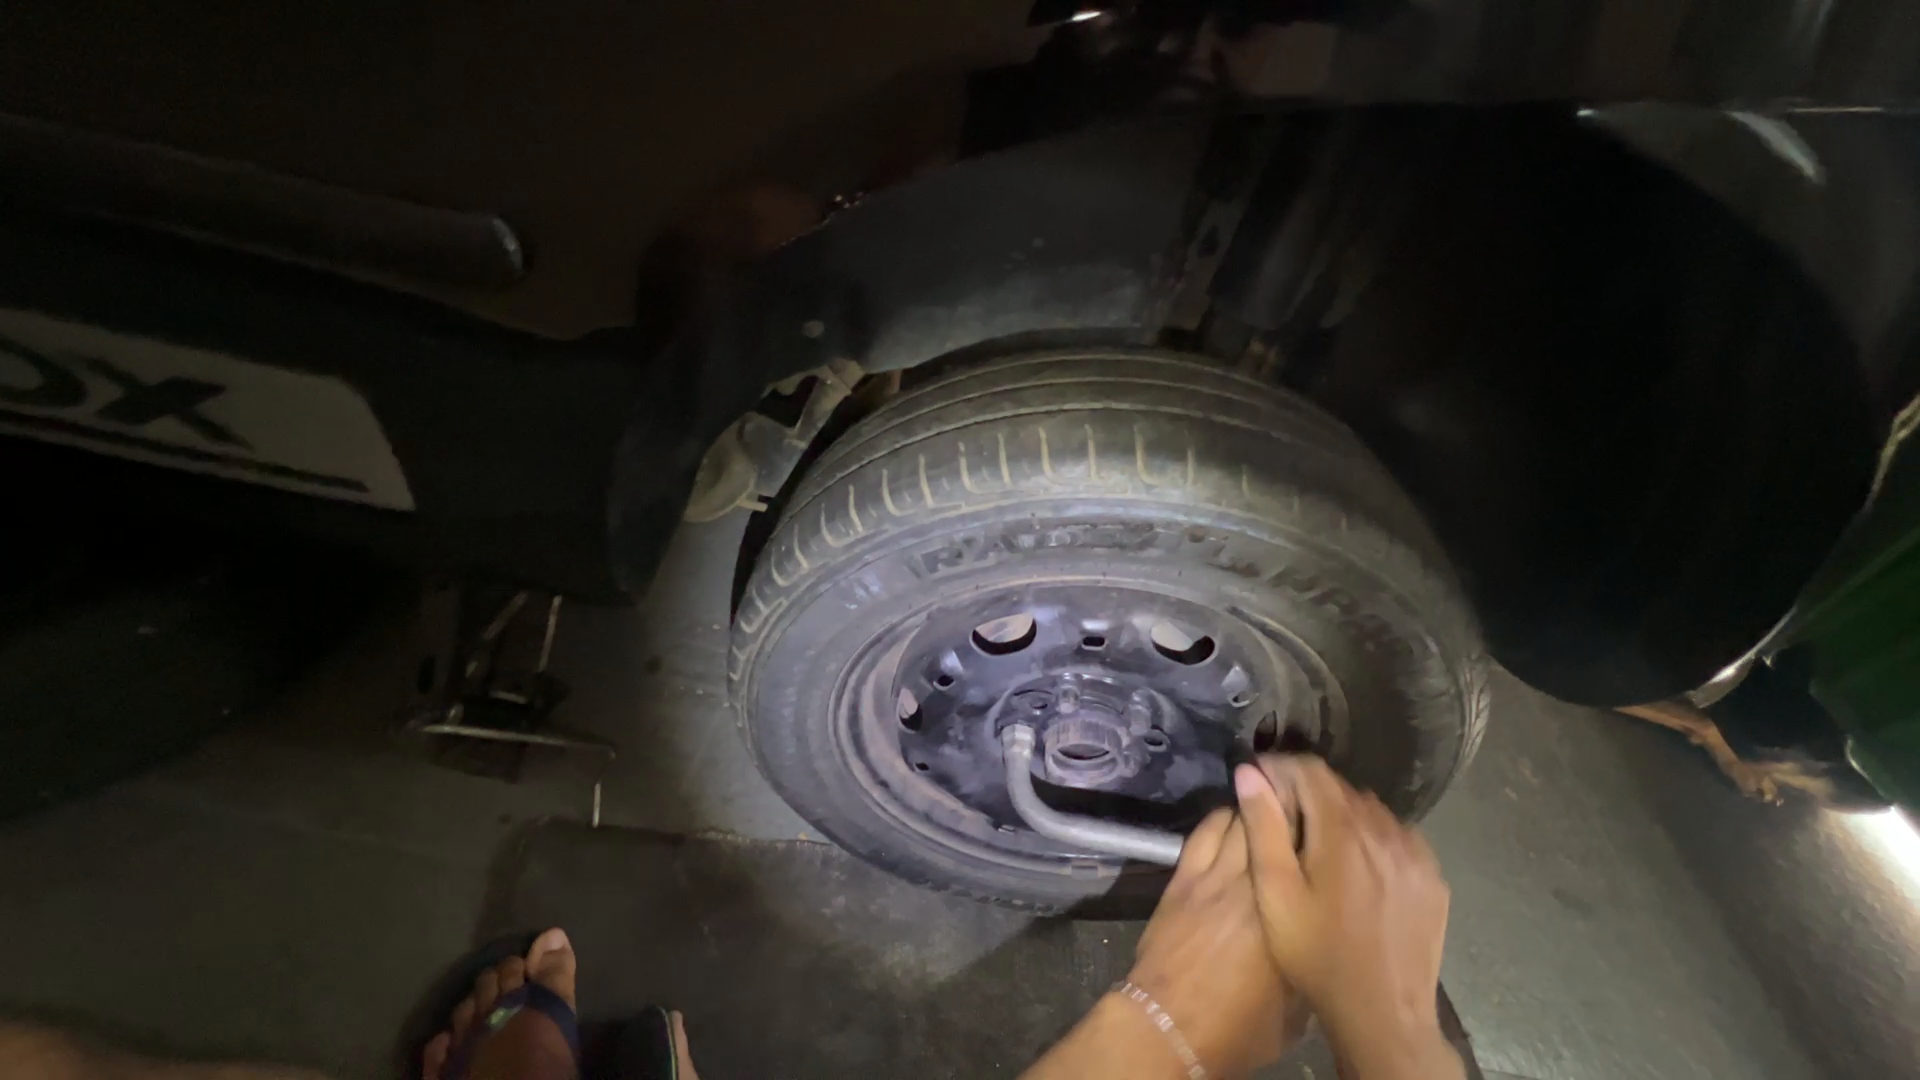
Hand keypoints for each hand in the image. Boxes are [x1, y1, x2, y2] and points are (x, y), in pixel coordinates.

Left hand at [1126, 807, 1304, 1075]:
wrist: (1171, 1024)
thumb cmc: (1240, 1027)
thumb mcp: (1297, 1007)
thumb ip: (1307, 960)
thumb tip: (1315, 932)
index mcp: (1291, 920)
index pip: (1310, 861)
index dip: (1321, 835)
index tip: (1331, 820)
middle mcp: (1256, 888)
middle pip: (1275, 830)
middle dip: (1290, 807)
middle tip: (1303, 794)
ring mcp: (1216, 878)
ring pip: (1240, 823)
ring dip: (1256, 806)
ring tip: (1269, 795)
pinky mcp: (1185, 877)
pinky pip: (1205, 832)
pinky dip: (1221, 817)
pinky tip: (1231, 813)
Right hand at [1233, 757, 1457, 1076]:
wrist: (1382, 1016)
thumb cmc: (1316, 952)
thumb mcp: (1275, 889)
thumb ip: (1262, 825)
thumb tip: (1249, 773)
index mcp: (1343, 829)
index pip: (1310, 769)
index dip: (1279, 767)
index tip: (1258, 782)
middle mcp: (1385, 830)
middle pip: (1340, 787)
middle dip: (1306, 791)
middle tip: (1282, 818)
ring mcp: (1415, 854)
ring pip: (1370, 810)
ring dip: (1339, 813)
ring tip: (1317, 844)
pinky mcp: (1432, 877)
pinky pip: (1396, 836)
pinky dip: (1371, 837)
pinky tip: (1357, 868)